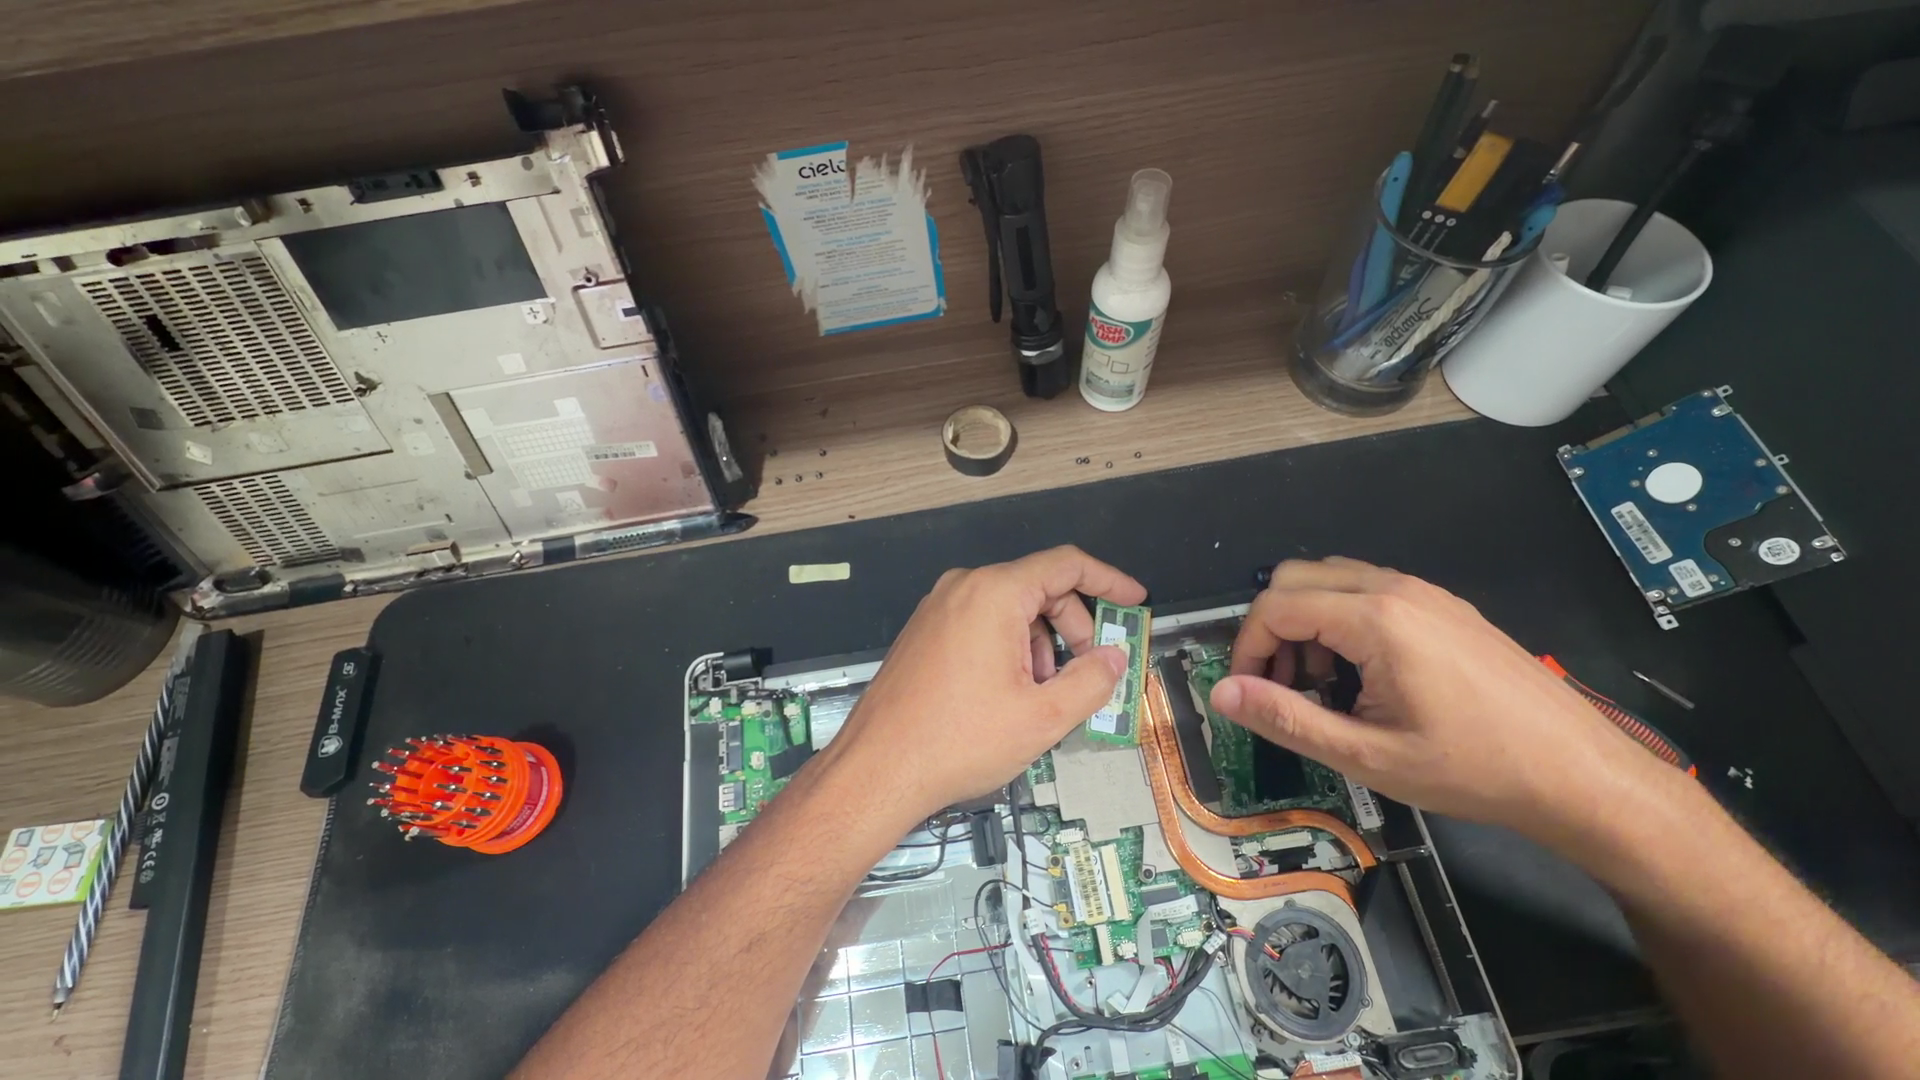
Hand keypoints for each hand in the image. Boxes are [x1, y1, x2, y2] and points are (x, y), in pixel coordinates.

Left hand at [818, 546, 1144, 826]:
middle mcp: (963, 587)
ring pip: (1010, 610)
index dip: (1109, 581)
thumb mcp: (1043, 716)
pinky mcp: (924, 632)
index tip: (1136, 602)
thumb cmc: (960, 740)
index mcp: (994, 593)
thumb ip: (1092, 680)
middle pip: (1038, 587)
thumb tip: (1115, 658)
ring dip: (1040, 644)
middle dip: (1073, 626)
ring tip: (1038, 697)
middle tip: (1087, 672)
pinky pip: (982, 623)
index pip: (1066, 565)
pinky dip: (1009, 648)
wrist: (877, 769)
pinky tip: (1007, 695)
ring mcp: (938, 608)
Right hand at [1208, 557, 1670, 840]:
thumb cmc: (1471, 769)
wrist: (1581, 774)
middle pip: (1294, 578)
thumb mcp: (1367, 756)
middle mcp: (1395, 588)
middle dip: (1271, 629)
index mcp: (1375, 619)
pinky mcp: (1445, 606)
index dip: (1247, 649)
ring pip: (1330, 578)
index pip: (1274, 607)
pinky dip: (1341, 618)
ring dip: (1306, 621)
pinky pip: (1368, 589)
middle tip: (1284, 687)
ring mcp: (1425, 592)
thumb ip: (1286, 719)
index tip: (1251, 695)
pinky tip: (1365, 674)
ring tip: (1323, 683)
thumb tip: (1221, 693)